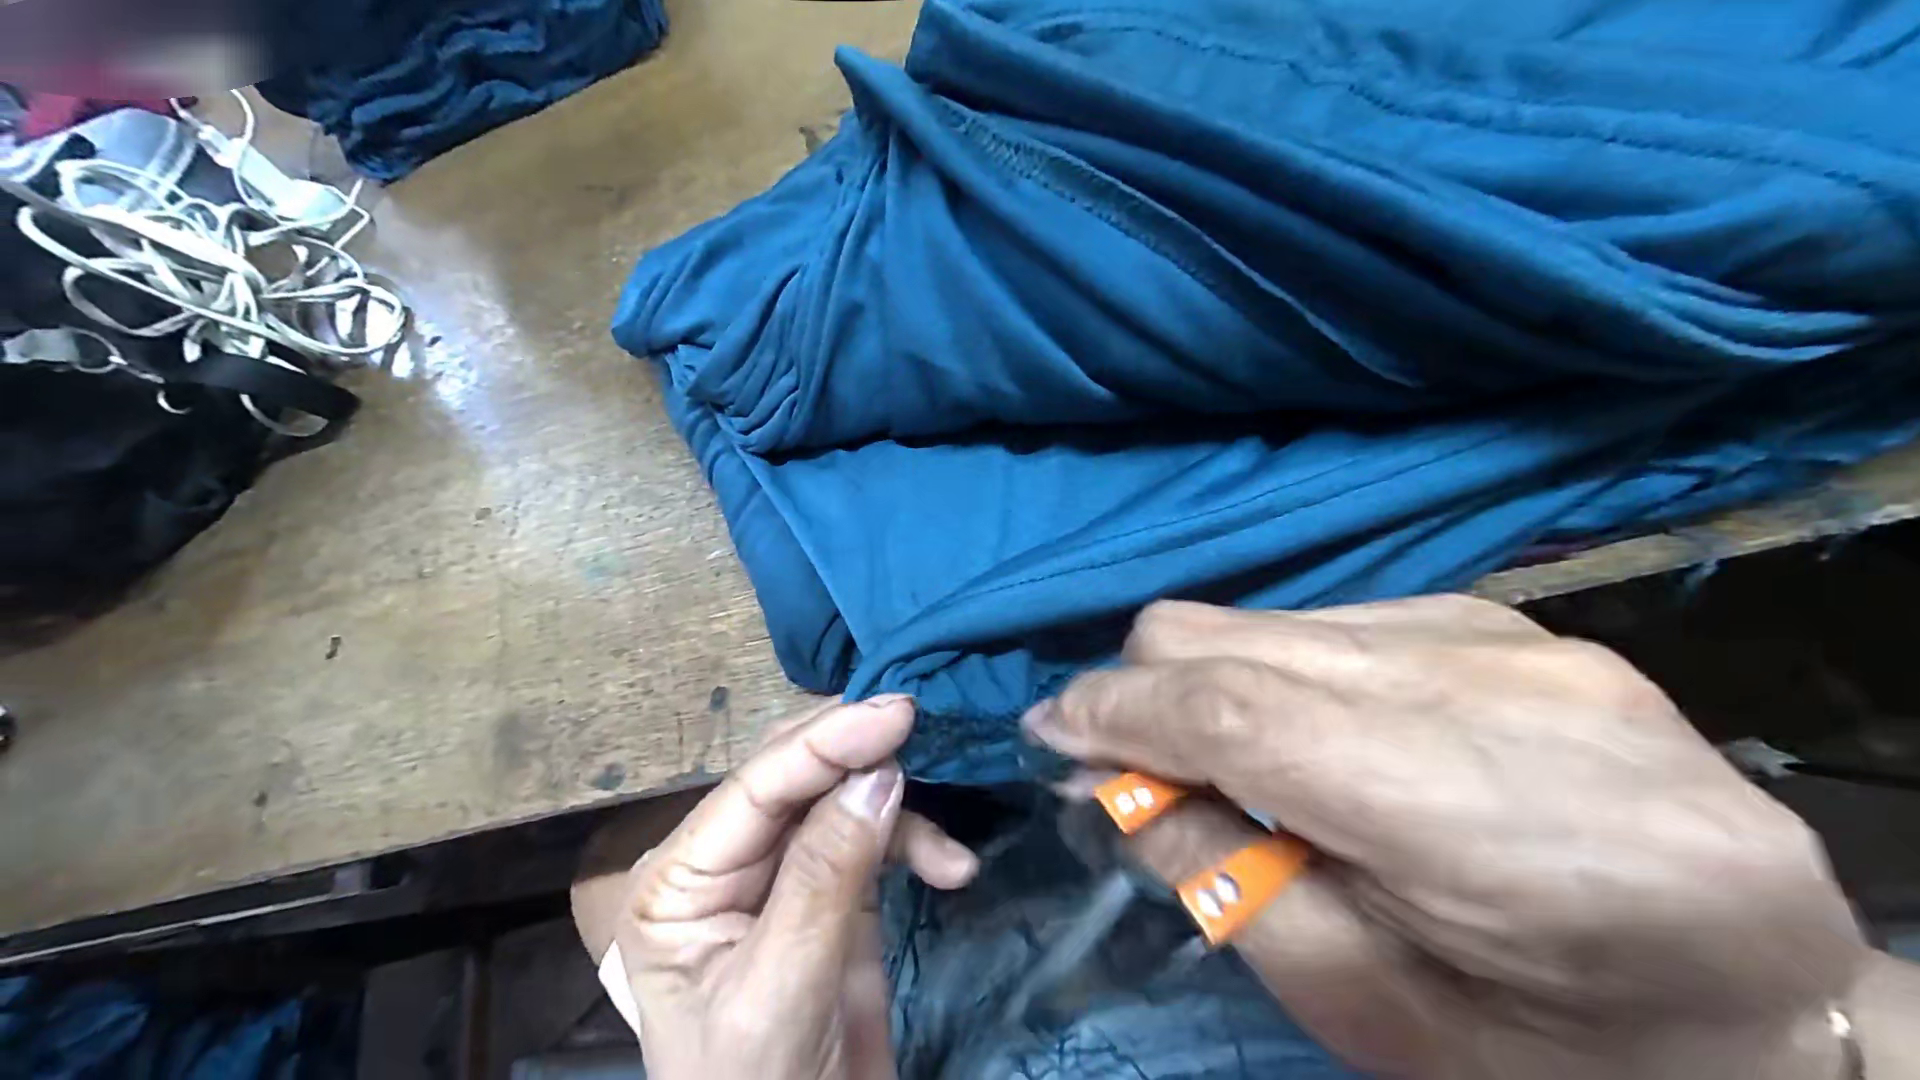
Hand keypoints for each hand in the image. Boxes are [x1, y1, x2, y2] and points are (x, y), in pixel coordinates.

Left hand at [603, 695, 977, 1079]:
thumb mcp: (784, 990)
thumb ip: (826, 875)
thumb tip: (879, 773)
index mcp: (680, 878)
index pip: (755, 785)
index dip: (826, 741)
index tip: (895, 711)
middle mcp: (725, 858)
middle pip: (795, 775)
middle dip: (857, 753)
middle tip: (918, 726)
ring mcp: (780, 868)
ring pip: (841, 795)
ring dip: (897, 809)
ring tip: (942, 846)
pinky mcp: (830, 884)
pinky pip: (874, 835)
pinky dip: (915, 843)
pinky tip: (952, 869)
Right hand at [1024, 597, 1869, 1079]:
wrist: (1762, 1001)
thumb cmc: (1543, 1051)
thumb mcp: (1355, 999)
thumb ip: (1213, 870)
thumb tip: (1100, 775)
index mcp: (1502, 824)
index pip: (1245, 714)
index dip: (1123, 711)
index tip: (1049, 732)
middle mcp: (1506, 688)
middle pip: (1235, 636)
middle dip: (1142, 689)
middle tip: (1122, 759)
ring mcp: (1501, 632)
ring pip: (1258, 616)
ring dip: (1201, 680)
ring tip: (1221, 758)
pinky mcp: (1486, 613)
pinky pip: (1310, 620)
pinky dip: (1265, 669)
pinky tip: (1301, 732)